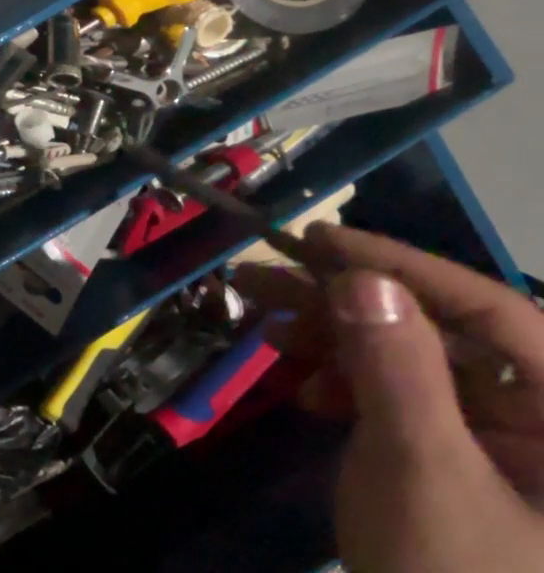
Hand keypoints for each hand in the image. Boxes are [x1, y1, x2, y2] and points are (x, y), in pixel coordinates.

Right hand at [235, 224, 543, 572]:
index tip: (317, 239)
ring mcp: (515, 448)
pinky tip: (306, 390)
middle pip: (448, 333)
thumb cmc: (456, 571)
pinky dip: (350, 383)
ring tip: (267, 331)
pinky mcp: (472, 464)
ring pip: (419, 361)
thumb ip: (399, 370)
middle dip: (349, 303)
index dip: (404, 266)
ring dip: (338, 339)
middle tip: (262, 278)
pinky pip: (409, 398)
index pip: (497, 313)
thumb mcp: (420, 468)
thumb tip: (362, 278)